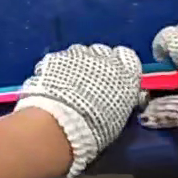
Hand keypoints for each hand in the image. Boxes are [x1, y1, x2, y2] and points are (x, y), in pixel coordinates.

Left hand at [15, 44, 144, 177]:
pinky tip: (51, 81)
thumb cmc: (97, 125)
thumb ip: (119, 96)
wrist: (63, 120)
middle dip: (95, 62)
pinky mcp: (54, 57)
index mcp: (125, 73)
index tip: (113, 74)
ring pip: (78, 52)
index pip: (126, 57)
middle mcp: (102, 58)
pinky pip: (58, 59)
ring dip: (75, 63)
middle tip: (88, 79)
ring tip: (68, 80)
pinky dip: (56, 67)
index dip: (119, 65)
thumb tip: (115, 93)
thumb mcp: (118, 112)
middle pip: (100, 52)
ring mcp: (76, 55)